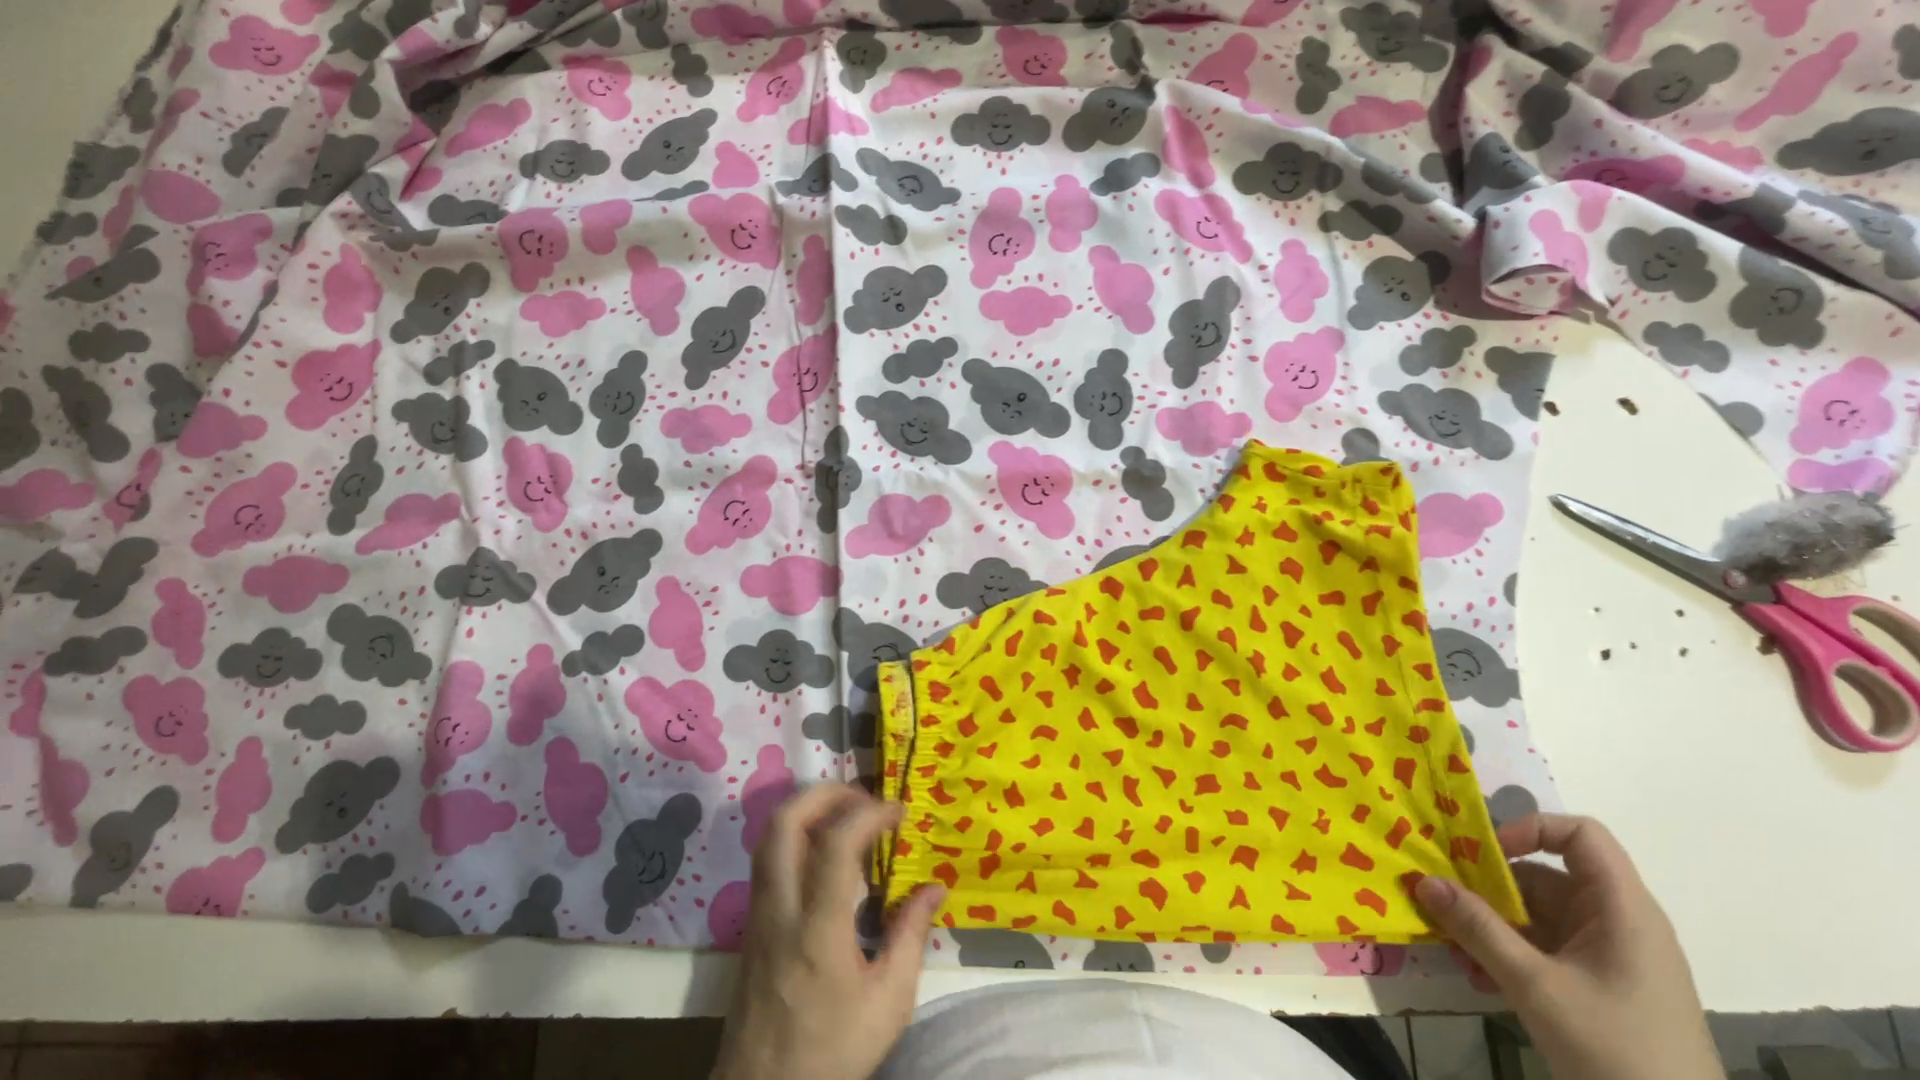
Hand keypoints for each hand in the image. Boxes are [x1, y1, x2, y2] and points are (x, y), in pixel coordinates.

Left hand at [711, 784, 946, 1079]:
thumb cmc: (832, 1050)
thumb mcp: (888, 1002)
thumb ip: (910, 936)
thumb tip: (934, 887)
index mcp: (818, 930)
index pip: (836, 844)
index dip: (870, 813)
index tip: (899, 811)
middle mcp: (779, 910)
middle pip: (784, 822)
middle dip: (826, 793)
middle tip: (864, 799)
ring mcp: (757, 915)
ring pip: (767, 837)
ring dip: (807, 811)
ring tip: (848, 818)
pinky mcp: (749, 926)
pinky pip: (766, 861)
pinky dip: (795, 838)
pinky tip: (825, 856)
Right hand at [1414, 814, 1720, 1079]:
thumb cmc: (1615, 1049)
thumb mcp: (1536, 987)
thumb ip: (1479, 931)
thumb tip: (1425, 881)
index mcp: (1622, 908)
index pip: (1580, 835)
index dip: (1530, 828)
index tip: (1483, 853)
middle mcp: (1618, 922)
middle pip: (1547, 877)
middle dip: (1489, 886)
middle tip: (1441, 899)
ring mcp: (1610, 957)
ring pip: (1539, 916)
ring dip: (1492, 926)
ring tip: (1453, 948)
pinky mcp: (1599, 987)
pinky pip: (1545, 950)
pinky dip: (1509, 954)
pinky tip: (1478, 977)